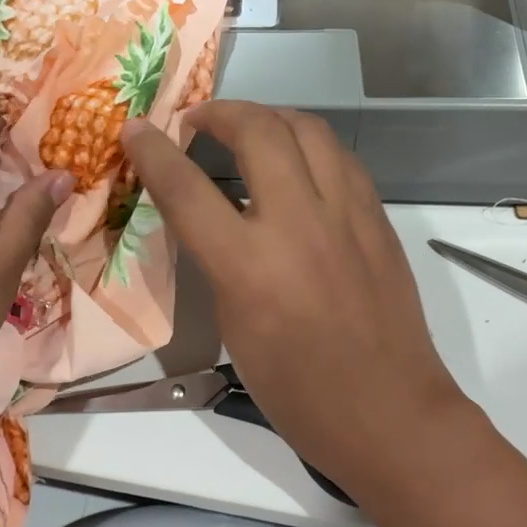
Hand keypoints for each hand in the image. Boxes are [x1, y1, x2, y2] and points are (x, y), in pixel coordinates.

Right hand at [119, 101, 469, 490]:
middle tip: (200, 120)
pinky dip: (309, 144)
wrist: (389, 414)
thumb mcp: (234, 327)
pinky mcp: (377, 218)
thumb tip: (210, 216)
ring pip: (308, 128)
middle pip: (258, 131)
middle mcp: (299, 226)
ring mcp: (347, 216)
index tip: (136, 130)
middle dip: (220, 112)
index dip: (154, 152)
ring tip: (250, 126)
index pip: (186, 189)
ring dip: (269, 115)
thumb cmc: (298, 390)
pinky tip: (297, 159)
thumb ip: (218, 260)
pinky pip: (340, 157)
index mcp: (250, 267)